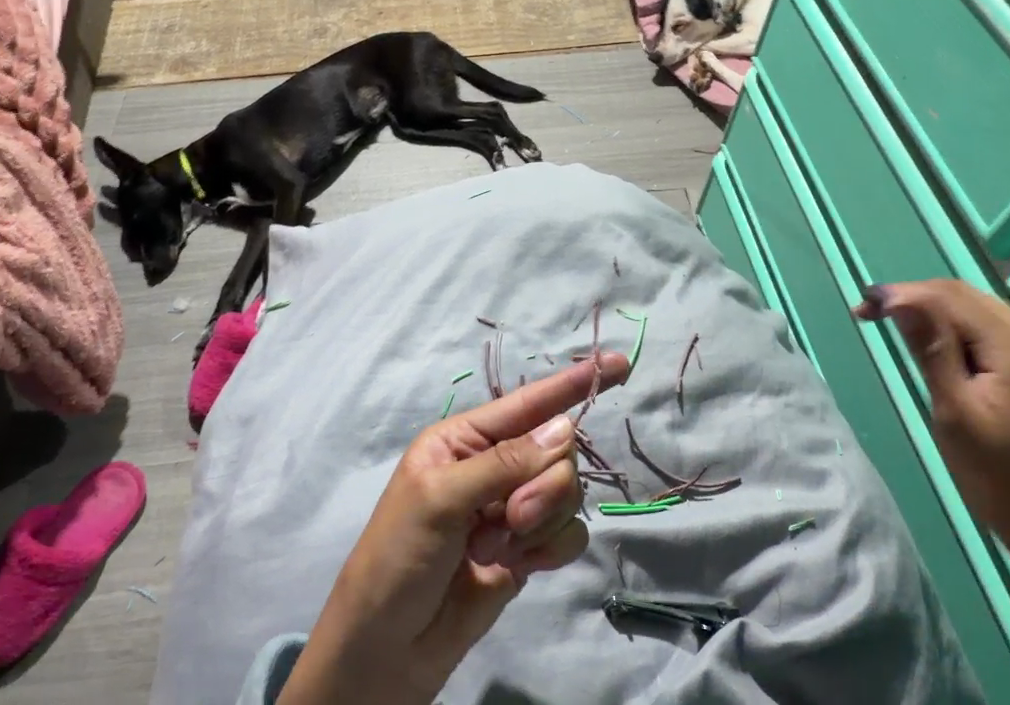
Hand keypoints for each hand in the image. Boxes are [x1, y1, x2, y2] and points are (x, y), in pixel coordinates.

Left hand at [277, 351, 631, 704]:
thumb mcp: (440, 499)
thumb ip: (505, 463)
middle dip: (543, 486)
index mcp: (464, 439)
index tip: (620, 364)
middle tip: (509, 518)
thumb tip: (565, 427)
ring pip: (567, 492)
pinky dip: (551, 548)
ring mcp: (513, 509)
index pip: (528, 403)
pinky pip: (568, 533)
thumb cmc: (398, 557)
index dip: (573, 383)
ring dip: (541, 521)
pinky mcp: (528, 550)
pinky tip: (521, 567)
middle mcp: (493, 466)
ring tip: (498, 547)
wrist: (389, 647)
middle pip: (557, 452)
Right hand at [853, 279, 1009, 573]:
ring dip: (943, 315)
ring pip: (988, 313)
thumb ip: (931, 351)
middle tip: (873, 315)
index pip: (952, 299)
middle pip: (972, 298)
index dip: (903, 295)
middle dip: (920, 299)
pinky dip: (970, 333)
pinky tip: (947, 351)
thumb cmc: (1001, 484)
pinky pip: (1005, 334)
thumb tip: (900, 300)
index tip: (861, 308)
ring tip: (903, 331)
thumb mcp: (955, 415)